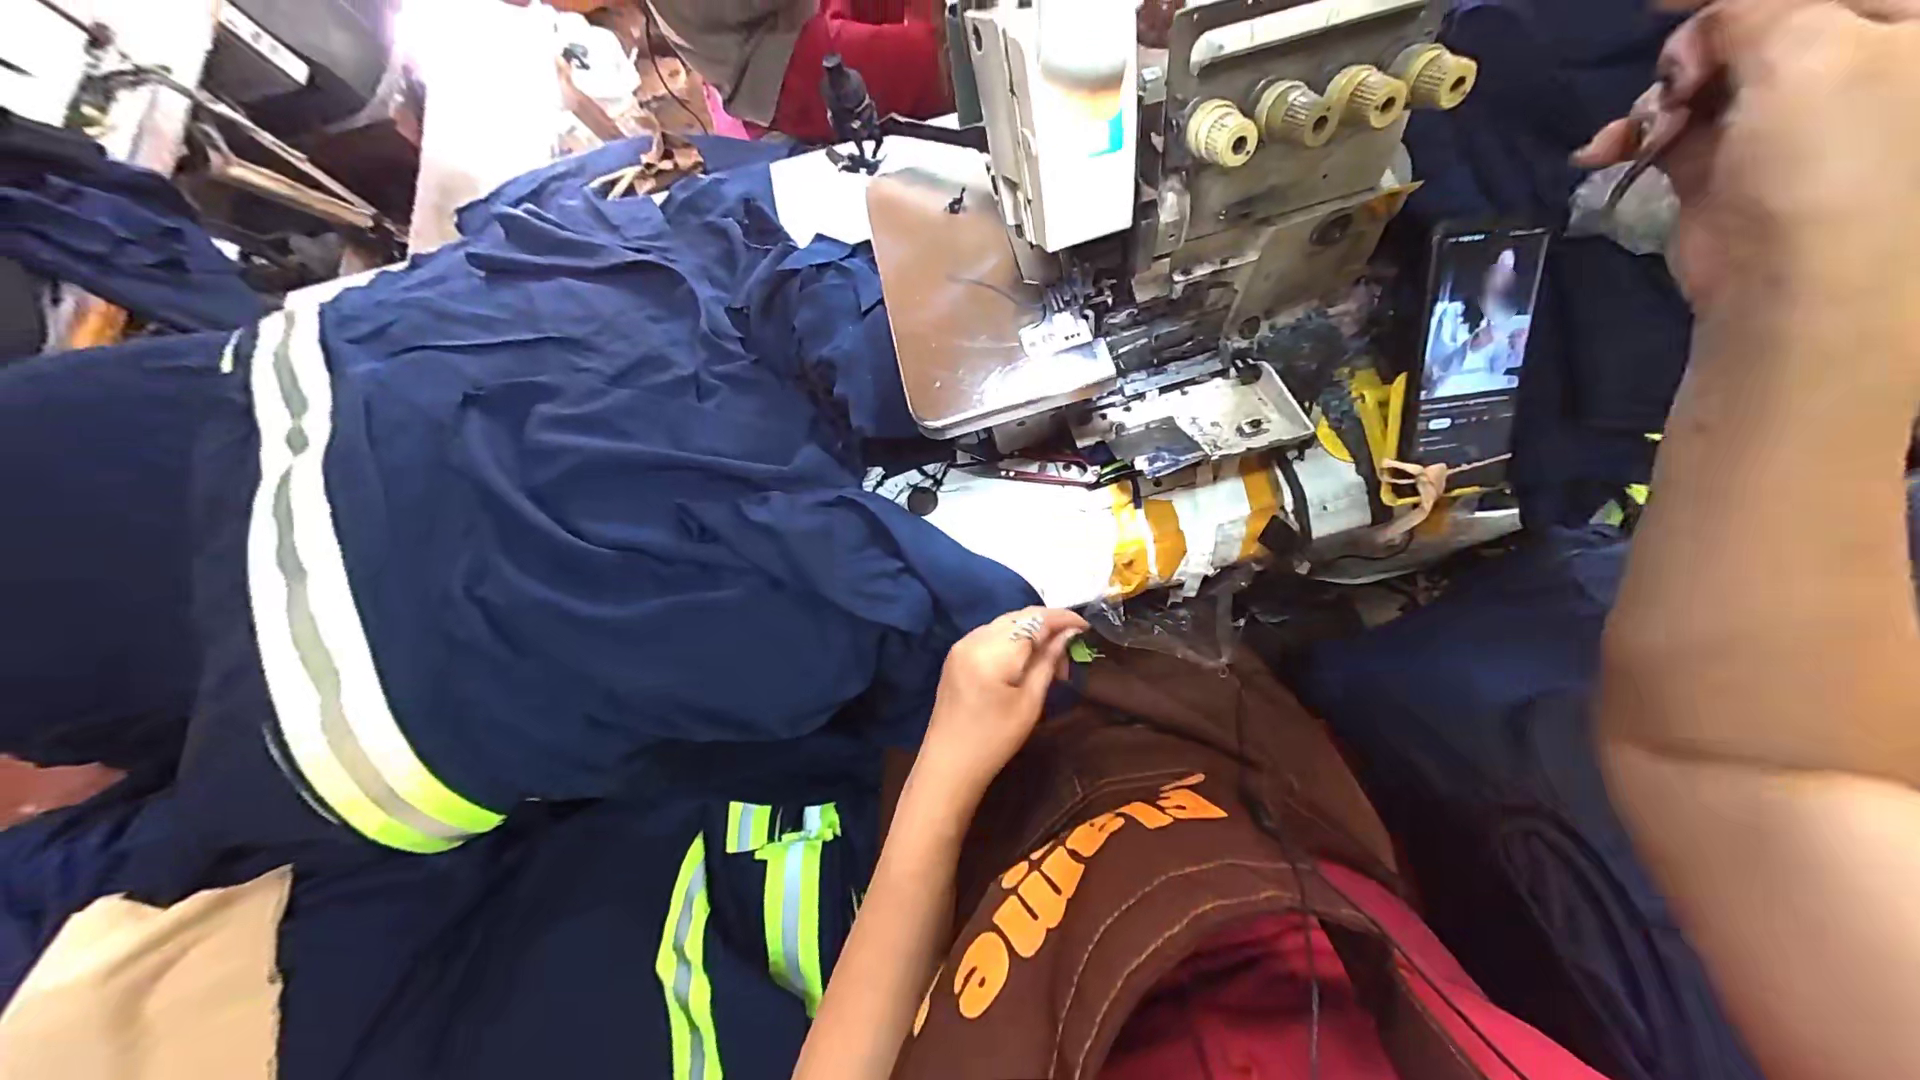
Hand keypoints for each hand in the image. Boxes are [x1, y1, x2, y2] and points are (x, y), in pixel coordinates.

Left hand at [909, 607, 1088, 808]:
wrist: (949, 762)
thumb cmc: (995, 739)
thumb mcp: (1030, 702)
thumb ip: (1048, 662)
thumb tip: (1069, 633)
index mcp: (992, 652)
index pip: (1034, 620)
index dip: (1062, 618)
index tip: (1086, 627)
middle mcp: (974, 639)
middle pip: (1018, 616)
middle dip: (1048, 625)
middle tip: (1071, 648)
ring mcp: (962, 644)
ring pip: (1005, 623)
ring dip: (1031, 630)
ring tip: (1052, 656)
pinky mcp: (957, 653)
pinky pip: (991, 633)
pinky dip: (1013, 638)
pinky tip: (1026, 657)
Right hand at [1574, 1, 1919, 313]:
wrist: (1787, 274)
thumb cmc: (1825, 154)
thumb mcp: (1802, 54)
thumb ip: (1754, 11)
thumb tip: (1704, 18)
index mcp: (1902, 19)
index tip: (1662, 1)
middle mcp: (1849, 57)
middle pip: (1755, 22)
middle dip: (1696, 46)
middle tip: (1674, 79)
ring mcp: (1780, 113)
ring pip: (1702, 76)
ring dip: (1655, 98)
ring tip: (1640, 130)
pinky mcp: (1723, 158)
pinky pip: (1670, 126)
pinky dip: (1634, 135)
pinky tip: (1606, 151)